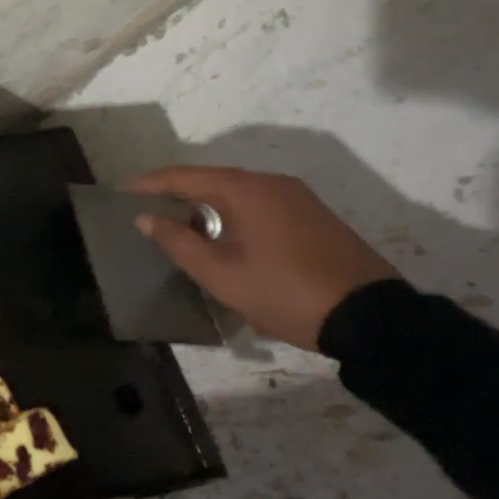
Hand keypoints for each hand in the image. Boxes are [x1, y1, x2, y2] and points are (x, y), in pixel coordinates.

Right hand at [128, 166, 401, 351]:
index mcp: (244, 189)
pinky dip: (237, 216)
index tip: (123, 191)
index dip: (149, 183)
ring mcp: (300, 199)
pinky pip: (262, 206)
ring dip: (210, 209)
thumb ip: (177, 242)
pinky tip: (230, 241)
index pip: (183, 176)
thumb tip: (147, 218)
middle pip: (212, 181)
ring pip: (239, 194)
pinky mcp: (318, 218)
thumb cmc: (285, 292)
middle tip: (152, 214)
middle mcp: (271, 183)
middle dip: (179, 195)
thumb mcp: (220, 274)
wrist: (376, 321)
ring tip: (188, 233)